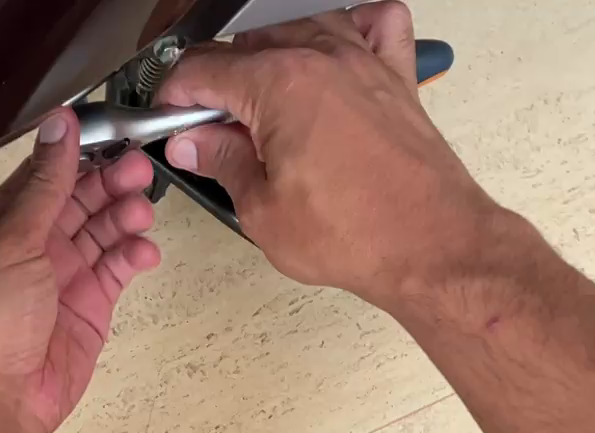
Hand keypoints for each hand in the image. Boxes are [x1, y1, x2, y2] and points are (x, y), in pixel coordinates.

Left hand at [0, 109, 161, 432]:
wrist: (5, 396)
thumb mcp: (14, 242)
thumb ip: (45, 186)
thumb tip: (60, 125)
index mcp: (7, 223)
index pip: (47, 174)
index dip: (78, 153)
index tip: (111, 134)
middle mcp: (37, 245)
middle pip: (81, 198)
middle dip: (110, 181)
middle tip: (138, 171)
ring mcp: (67, 275)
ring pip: (104, 230)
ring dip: (125, 215)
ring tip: (142, 211)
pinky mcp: (92, 304)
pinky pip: (118, 268)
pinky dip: (134, 255)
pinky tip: (145, 251)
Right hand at [156, 4, 520, 310]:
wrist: (427, 246)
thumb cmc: (353, 234)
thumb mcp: (261, 210)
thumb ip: (222, 162)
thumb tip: (192, 142)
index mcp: (280, 85)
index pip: (204, 69)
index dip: (174, 94)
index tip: (167, 118)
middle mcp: (322, 57)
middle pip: (248, 48)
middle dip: (217, 85)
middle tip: (207, 135)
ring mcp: (364, 60)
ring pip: (299, 31)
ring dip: (267, 64)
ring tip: (257, 113)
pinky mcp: (394, 78)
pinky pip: (370, 24)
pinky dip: (344, 33)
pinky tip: (327, 62)